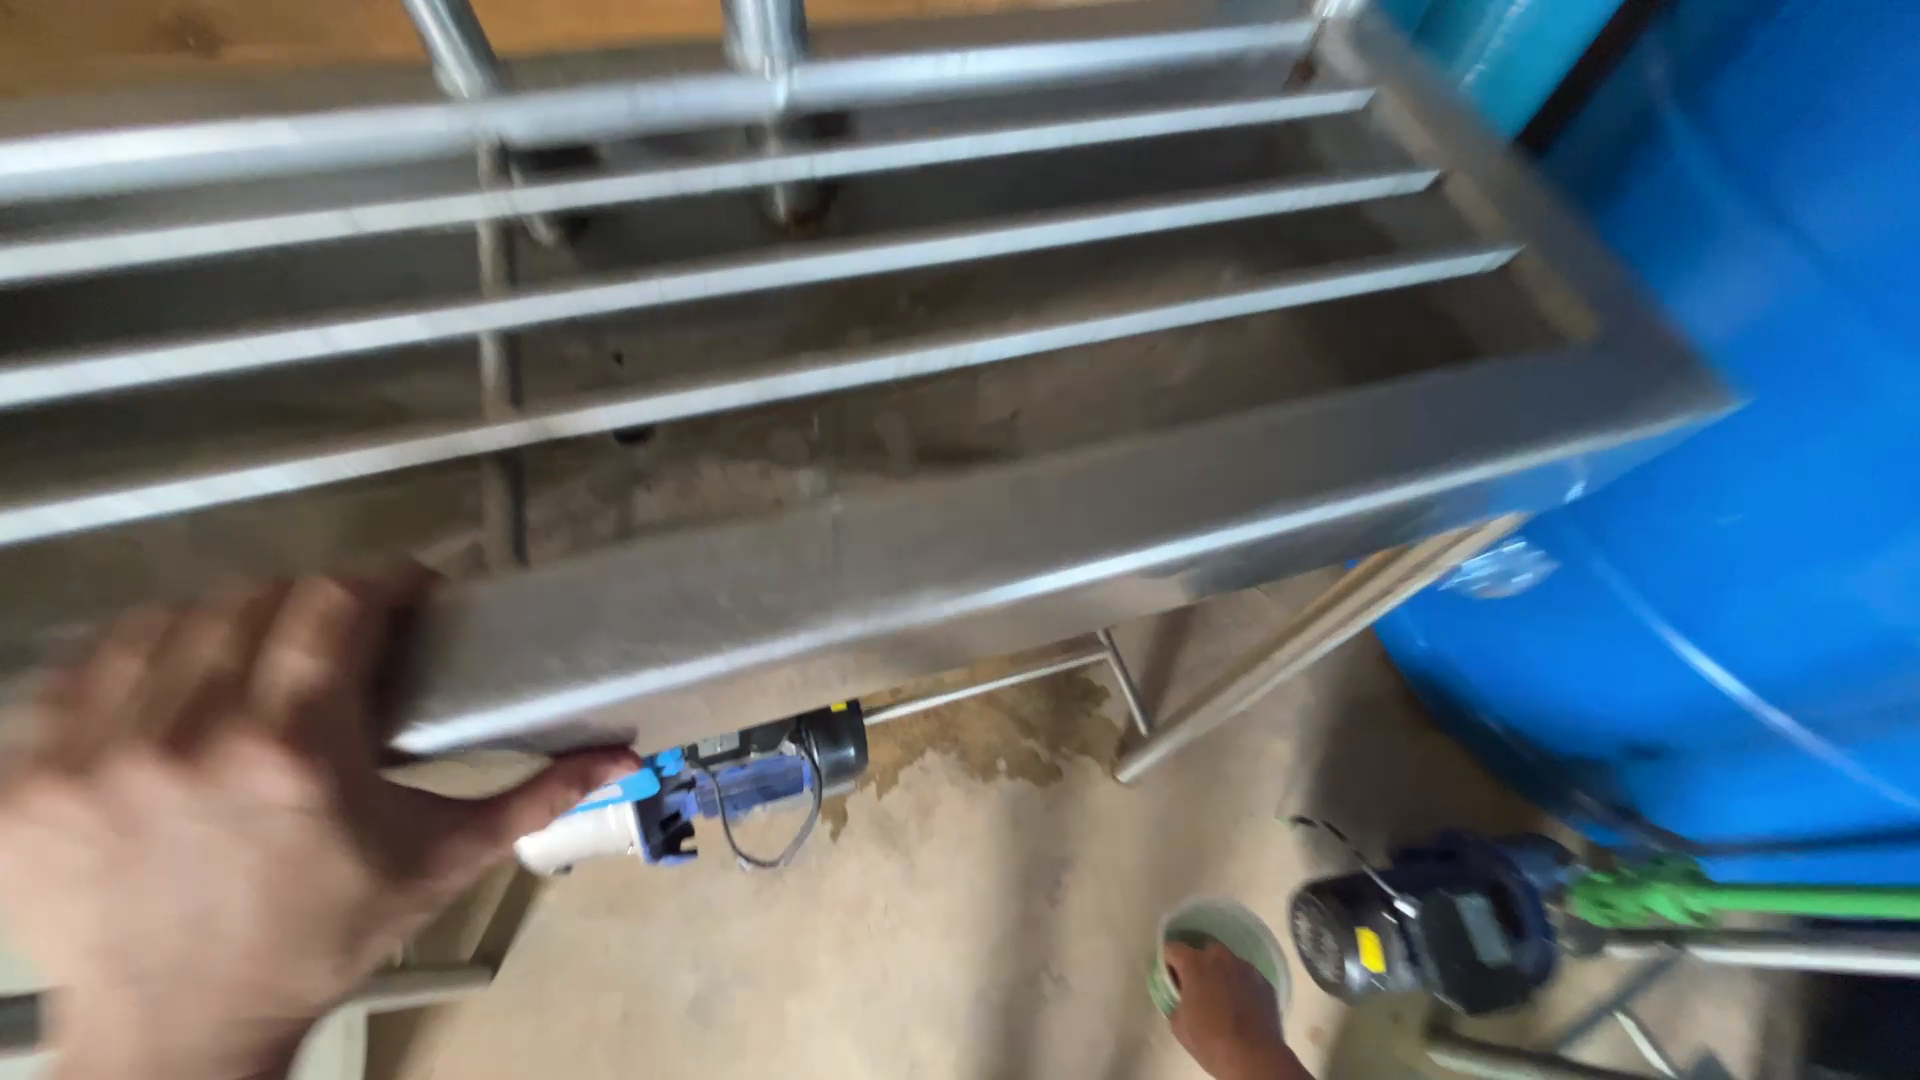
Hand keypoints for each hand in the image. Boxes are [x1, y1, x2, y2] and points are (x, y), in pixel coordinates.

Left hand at [0, 571, 640, 1079]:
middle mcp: (184, 739)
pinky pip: (80, 670)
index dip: (385, 579)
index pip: (335, 605)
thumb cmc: (333, 931)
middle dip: (319, 597)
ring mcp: (89, 760)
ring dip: (235, 616)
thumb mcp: (450, 858)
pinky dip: (142, 653)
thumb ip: (542, 795)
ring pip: (166, 620)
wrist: (182, 1030)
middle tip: (355, 627)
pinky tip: (183, 676)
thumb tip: (628, 755)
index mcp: (295, 749)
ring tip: (275, 646)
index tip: (413, 590)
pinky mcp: (25, 785)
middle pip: (255, 599)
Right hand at [1165, 941, 1305, 1079]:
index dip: (1169, 963)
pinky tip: (1242, 1008)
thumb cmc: (1211, 1041)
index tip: (1173, 981)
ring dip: (1221, 974)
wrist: (1256, 1059)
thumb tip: (1179, 997)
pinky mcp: (1264, 982)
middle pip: (1202, 952)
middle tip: (1198, 989)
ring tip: (1224, 999)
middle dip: (1198, 966)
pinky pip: (1246, 977)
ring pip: (1227, 963)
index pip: (1172, 949)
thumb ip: (1175, 1001)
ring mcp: (1245, 967)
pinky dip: (1240, 986)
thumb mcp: (1178, 1025)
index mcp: (1193, 963)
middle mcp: (1219, 957)